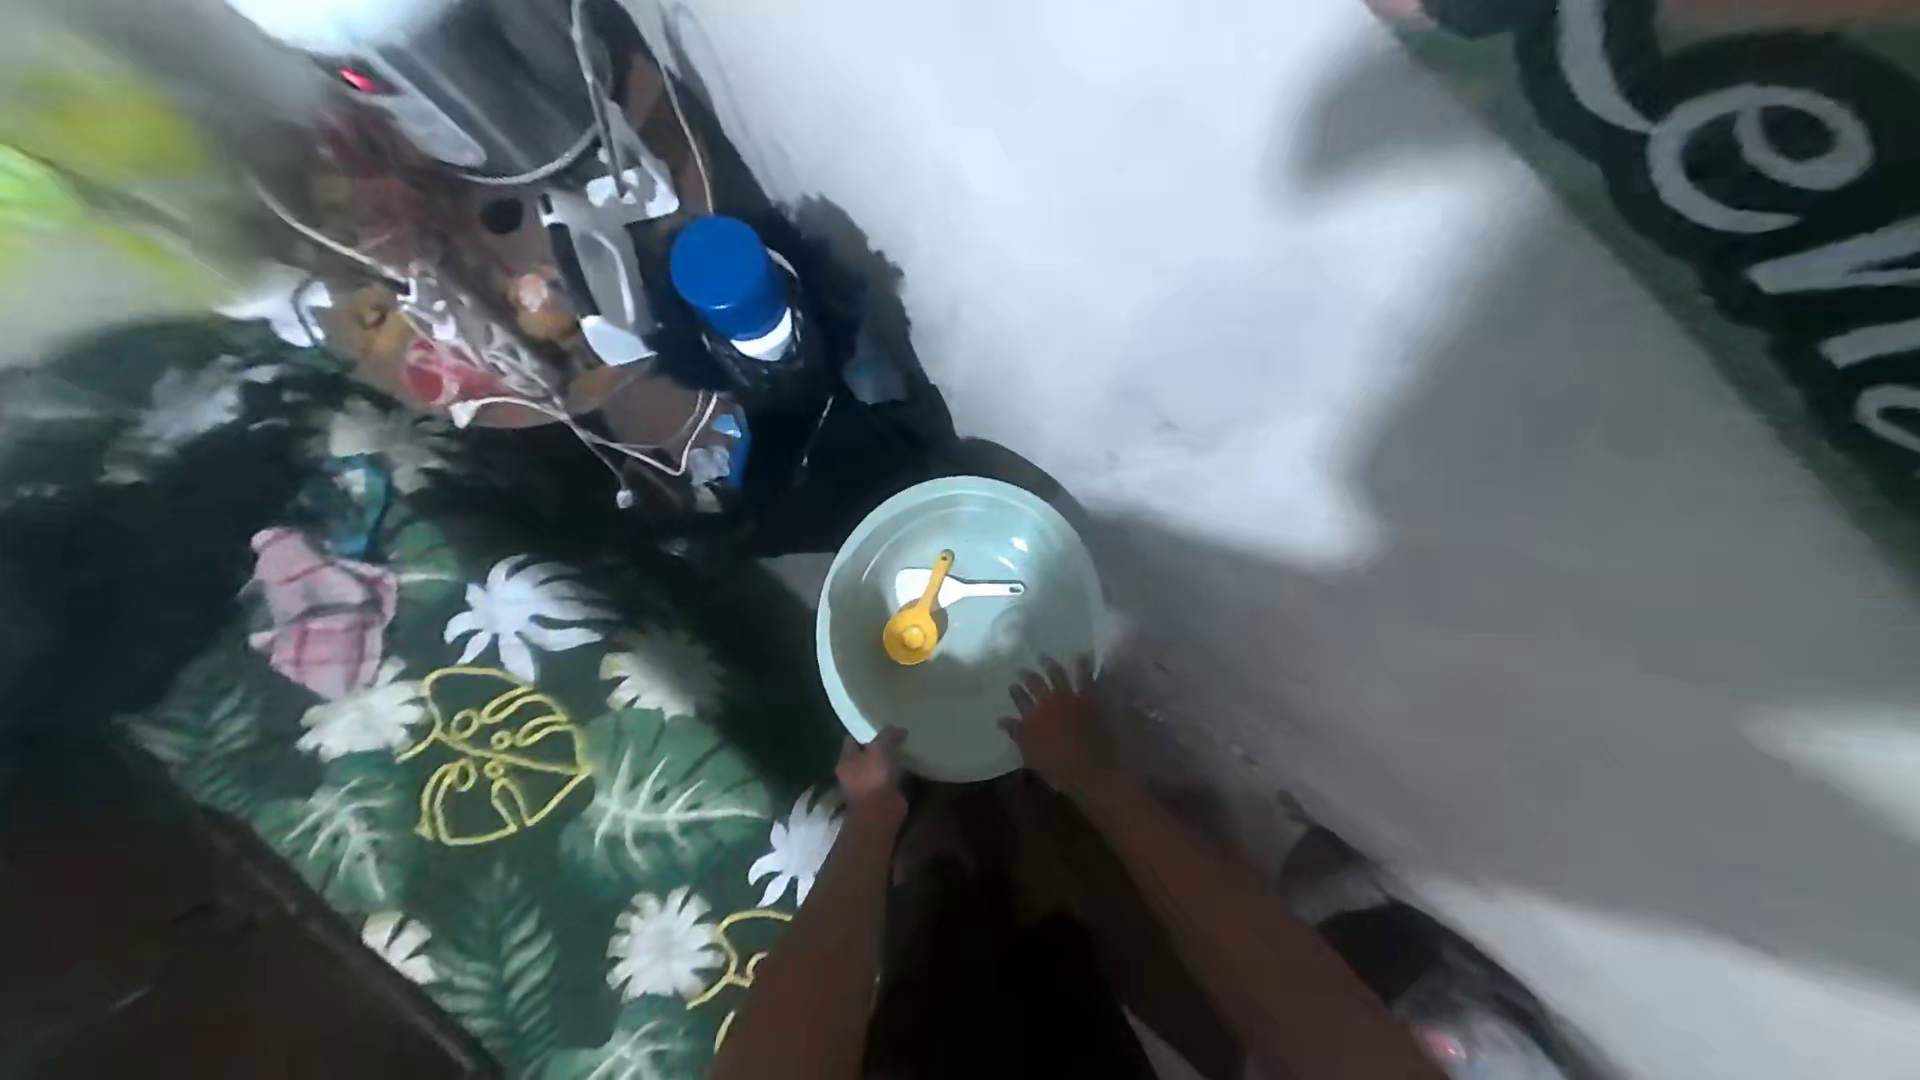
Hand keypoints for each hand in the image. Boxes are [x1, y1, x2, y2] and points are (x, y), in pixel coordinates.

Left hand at [836, 727, 907, 823]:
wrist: (880, 812)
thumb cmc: (873, 777)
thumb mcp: (880, 748)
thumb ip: (888, 734)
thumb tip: (901, 729)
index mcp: (846, 760)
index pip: (852, 739)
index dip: (864, 731)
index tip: (880, 723)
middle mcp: (854, 772)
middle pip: (867, 752)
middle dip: (880, 743)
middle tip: (896, 732)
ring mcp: (869, 783)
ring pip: (880, 764)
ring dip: (890, 757)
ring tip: (906, 743)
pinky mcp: (883, 792)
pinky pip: (891, 776)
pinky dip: (899, 770)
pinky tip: (910, 761)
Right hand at [1000, 656, 1119, 800]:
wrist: (1090, 771)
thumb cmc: (1059, 769)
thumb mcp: (1031, 755)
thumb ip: (1016, 734)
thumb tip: (1000, 720)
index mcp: (1032, 718)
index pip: (1019, 699)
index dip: (1015, 691)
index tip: (1012, 685)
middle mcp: (1047, 703)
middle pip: (1034, 682)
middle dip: (1027, 674)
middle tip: (1023, 669)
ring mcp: (1068, 698)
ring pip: (1056, 674)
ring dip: (1049, 664)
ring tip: (1044, 658)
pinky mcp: (1088, 698)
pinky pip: (1085, 677)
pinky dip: (1083, 665)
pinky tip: (1081, 656)